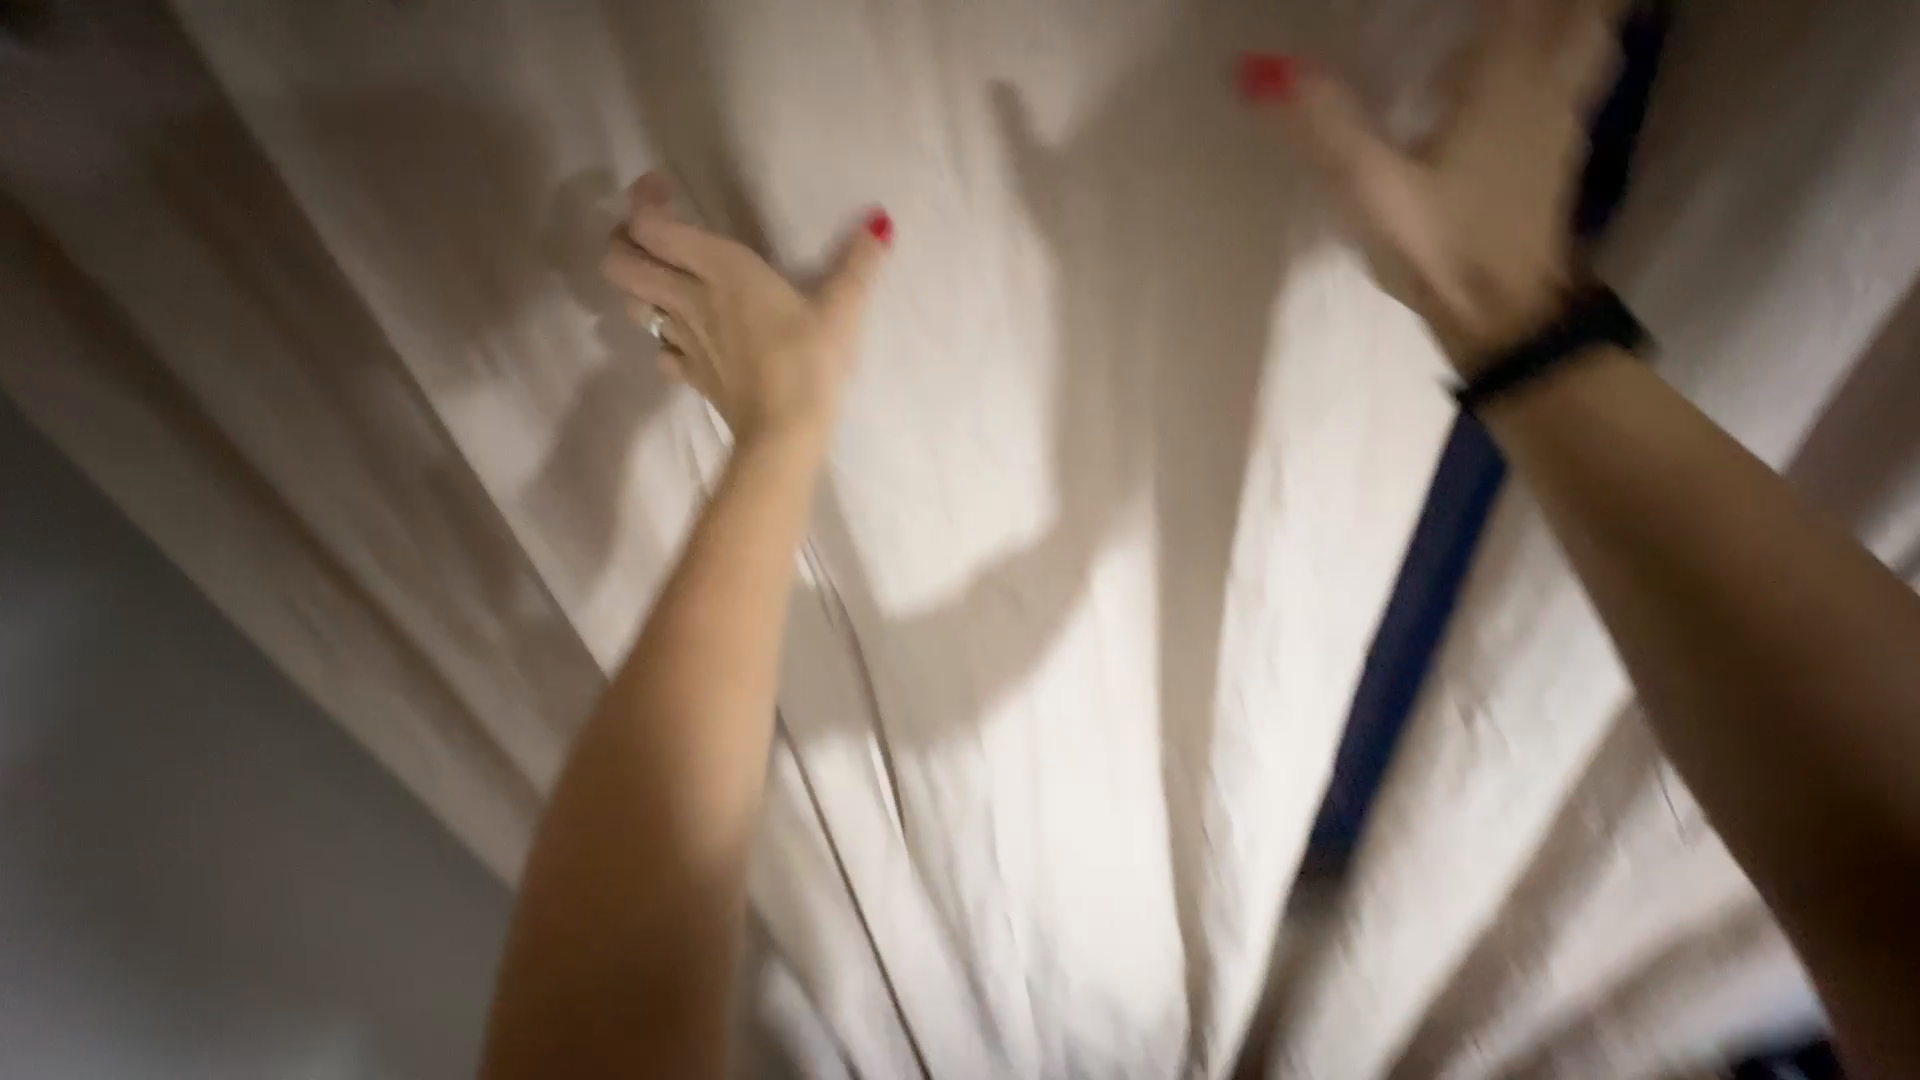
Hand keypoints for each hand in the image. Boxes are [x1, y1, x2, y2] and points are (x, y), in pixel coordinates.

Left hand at [600, 172, 892, 443]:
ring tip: (667, 283)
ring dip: (640, 289)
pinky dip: (664, 339)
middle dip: (623, 242)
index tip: (666, 189)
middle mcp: (690, 299)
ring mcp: (684, 341)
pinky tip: (688, 340)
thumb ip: (858, 262)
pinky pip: (660, 350)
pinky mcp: (691, 377)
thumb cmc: (810, 361)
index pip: (651, 225)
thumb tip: (882, 220)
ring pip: (631, 304)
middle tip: (652, 237)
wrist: (784, 432)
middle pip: (620, 262)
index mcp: (721, 269)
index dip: (643, 201)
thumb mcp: (842, 308)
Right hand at [1244, 0, 1624, 372]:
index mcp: (1504, 75)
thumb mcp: (1371, 189)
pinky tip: (1524, 68)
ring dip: (1563, 14)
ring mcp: (1560, 114)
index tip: (1422, 7)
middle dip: (1538, 1)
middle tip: (1483, 14)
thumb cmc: (1439, 249)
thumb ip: (1326, 128)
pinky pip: (1576, 70)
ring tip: (1513, 22)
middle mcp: (1546, 79)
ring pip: (1589, 29)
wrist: (1502, 312)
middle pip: (1574, 5)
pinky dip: (1560, 48)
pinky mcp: (1556, 149)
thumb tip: (1263, 70)